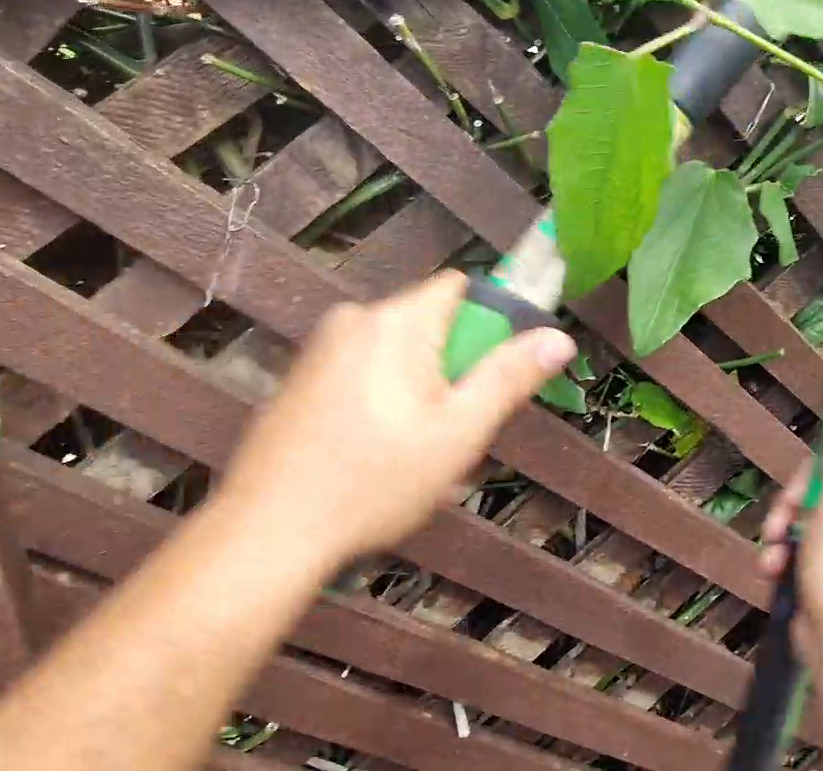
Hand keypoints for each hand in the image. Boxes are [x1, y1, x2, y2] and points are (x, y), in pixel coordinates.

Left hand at [214, 271, 574, 568]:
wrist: (263, 536)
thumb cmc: (371, 482)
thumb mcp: (457, 433)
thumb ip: (509, 378)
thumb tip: (559, 335)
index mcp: (395, 322)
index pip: (461, 288)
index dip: (490, 324)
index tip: (490, 378)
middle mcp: (354, 319)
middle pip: (432, 324)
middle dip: (453, 371)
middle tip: (452, 432)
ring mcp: (321, 349)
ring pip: (400, 354)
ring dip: (421, 392)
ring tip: (413, 455)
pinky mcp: (300, 379)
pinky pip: (364, 372)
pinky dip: (383, 402)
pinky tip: (374, 458)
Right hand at [760, 396, 822, 655]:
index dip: (807, 476)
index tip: (795, 496)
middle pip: (816, 486)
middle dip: (789, 509)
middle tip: (778, 529)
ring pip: (803, 516)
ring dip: (781, 535)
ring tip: (774, 558)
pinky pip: (803, 543)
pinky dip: (786, 555)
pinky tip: (776, 571)